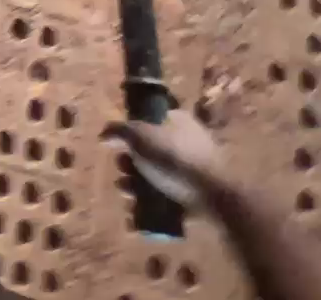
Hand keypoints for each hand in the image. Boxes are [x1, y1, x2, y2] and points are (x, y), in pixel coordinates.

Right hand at [104, 110, 231, 208]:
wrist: (216, 195)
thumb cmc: (176, 156)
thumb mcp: (139, 134)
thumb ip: (118, 130)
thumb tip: (104, 134)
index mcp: (179, 120)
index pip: (149, 117)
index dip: (130, 128)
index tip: (119, 141)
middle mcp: (189, 139)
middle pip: (150, 147)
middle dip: (130, 159)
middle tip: (122, 167)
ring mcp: (196, 168)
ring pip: (157, 171)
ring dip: (137, 179)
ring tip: (126, 188)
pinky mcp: (198, 192)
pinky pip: (169, 192)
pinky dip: (153, 198)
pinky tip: (138, 204)